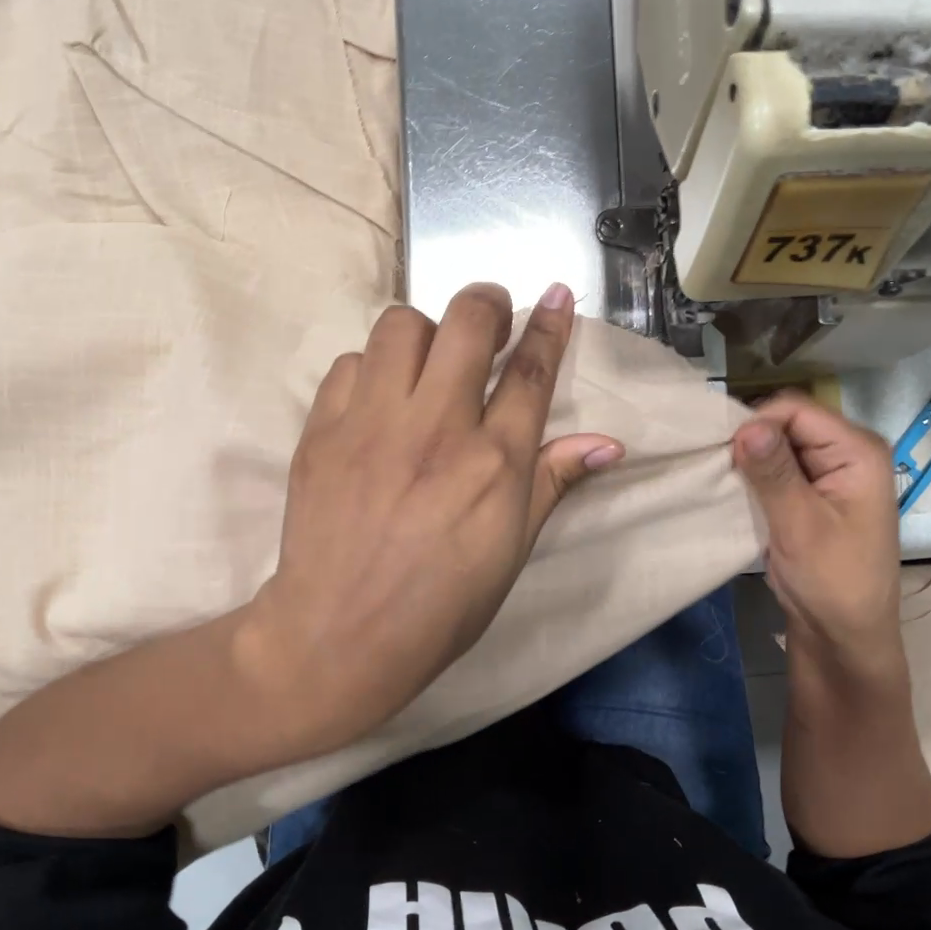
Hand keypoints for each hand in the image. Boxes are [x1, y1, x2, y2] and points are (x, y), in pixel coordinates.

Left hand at [241, 282, 622, 757]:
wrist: (338, 636)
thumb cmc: (441, 603)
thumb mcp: (513, 549)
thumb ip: (554, 483)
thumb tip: (608, 443)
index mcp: (494, 463)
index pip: (530, 371)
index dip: (548, 324)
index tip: (555, 293)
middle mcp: (437, 428)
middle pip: (467, 322)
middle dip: (486, 303)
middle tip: (489, 317)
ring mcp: (373, 424)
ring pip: (400, 326)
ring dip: (424, 332)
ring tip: (428, 360)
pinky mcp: (322, 431)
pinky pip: (349, 364)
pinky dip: (370, 369)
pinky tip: (377, 400)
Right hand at [731, 393, 903, 677]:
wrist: (843, 640)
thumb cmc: (831, 583)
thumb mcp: (800, 525)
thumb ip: (774, 472)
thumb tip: (746, 425)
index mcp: (858, 451)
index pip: (795, 409)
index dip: (756, 423)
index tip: (724, 454)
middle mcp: (848, 452)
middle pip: (787, 423)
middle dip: (751, 441)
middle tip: (718, 470)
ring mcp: (831, 474)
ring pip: (778, 446)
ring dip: (750, 462)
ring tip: (723, 483)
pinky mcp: (813, 495)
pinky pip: (778, 470)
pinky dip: (756, 479)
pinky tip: (736, 495)